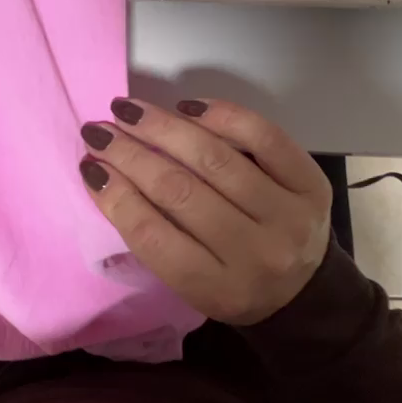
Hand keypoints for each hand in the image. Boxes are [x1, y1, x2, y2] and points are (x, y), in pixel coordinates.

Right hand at [80, 98, 332, 324]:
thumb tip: (108, 175)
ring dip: (165, 129)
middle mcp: (255, 253)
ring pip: (217, 160)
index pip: (154, 237)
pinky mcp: (311, 186)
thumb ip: (155, 239)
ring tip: (130, 112)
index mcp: (217, 288)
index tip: (90, 166)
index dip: (117, 197)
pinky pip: (264, 138)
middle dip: (132, 155)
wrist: (305, 294)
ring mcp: (288, 217)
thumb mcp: (191, 284)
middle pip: (181, 192)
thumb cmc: (232, 286)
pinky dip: (223, 116)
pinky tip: (189, 109)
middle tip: (100, 131)